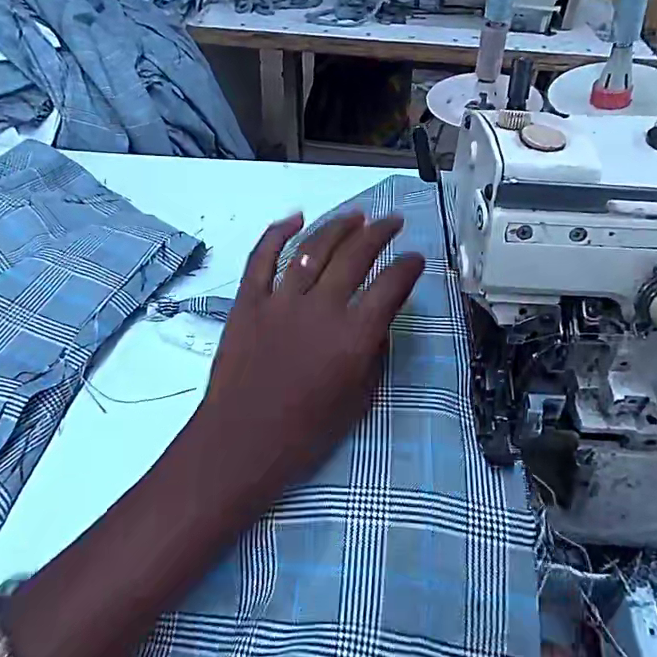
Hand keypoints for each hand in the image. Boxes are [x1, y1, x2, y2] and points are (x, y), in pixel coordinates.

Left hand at [187, 211, 422, 498]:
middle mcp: (321, 309)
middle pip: (356, 255)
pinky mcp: (248, 302)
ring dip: (338, 227)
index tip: (414, 259)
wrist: (242, 440)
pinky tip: (294, 219)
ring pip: (313, 248)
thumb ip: (371, 356)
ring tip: (355, 216)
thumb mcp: (356, 400)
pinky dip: (277, 234)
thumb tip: (377, 324)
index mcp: (353, 337)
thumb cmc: (303, 433)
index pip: (391, 286)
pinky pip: (262, 258)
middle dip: (379, 233)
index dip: (408, 268)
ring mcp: (281, 301)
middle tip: (391, 223)